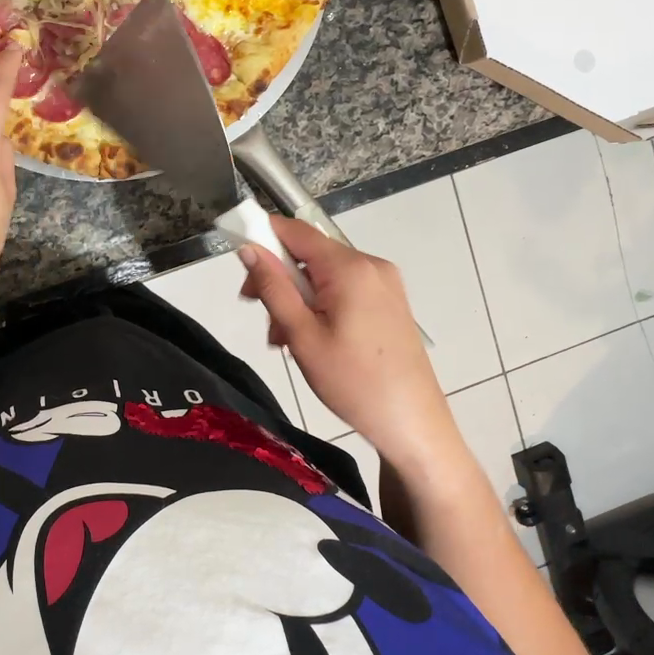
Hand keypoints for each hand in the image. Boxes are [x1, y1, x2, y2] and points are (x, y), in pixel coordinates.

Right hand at [239, 217, 468, 475]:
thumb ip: (273, 287)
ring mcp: (385, 283)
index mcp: (350, 268)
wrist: (413, 424)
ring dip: (298, 298)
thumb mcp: (302, 335)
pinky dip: (321, 305)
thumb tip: (248, 248)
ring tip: (288, 340)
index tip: (241, 271)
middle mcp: (371, 265)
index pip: (295, 230)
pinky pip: (344, 289)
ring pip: (324, 275)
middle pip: (309, 254)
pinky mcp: (390, 302)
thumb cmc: (353, 382)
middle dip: (279, 279)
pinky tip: (313, 338)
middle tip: (264, 320)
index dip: (262, 238)